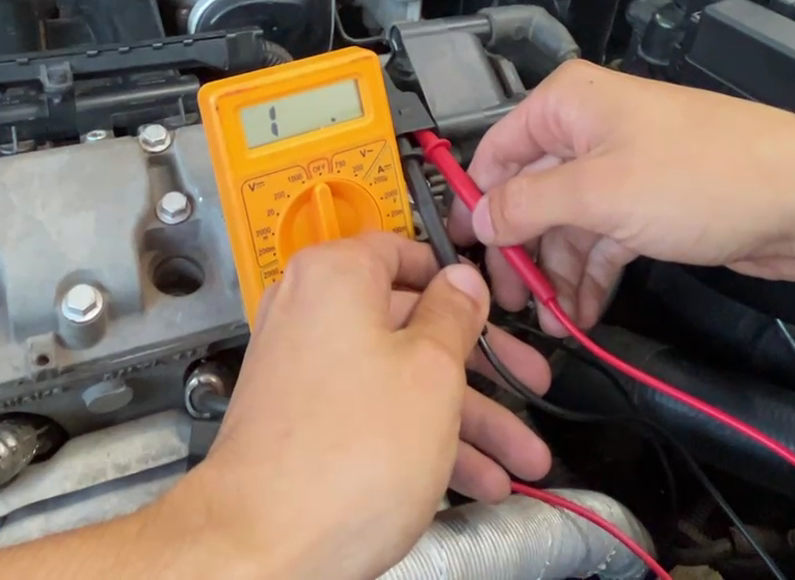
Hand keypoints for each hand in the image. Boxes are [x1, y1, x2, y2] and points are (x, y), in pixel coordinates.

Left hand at [162, 233, 552, 578]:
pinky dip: (420, 433)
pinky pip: (371, 407)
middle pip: (409, 320)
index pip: (402, 250)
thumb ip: (454, 314)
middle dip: (480, 365)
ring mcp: (303, 365)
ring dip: (465, 416)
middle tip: (529, 384)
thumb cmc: (348, 451)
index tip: (492, 304)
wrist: (264, 543)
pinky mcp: (301, 417)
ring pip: (397, 373)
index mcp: (335, 275)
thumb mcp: (430, 370)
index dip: (454, 278)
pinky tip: (476, 479)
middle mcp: (311, 309)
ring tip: (520, 459)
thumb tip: (461, 278)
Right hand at [450, 61, 794, 331]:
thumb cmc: (705, 177)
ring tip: (553, 319)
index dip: (479, 202)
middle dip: (521, 248)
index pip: (497, 152)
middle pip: (530, 192)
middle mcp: (588, 130)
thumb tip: (480, 217)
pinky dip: (588, 274)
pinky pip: (600, 239)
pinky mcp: (647, 203)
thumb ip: (527, 205)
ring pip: (565, 223)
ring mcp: (619, 168)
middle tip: (513, 298)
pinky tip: (580, 311)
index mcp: (568, 104)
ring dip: (556, 271)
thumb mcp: (599, 192)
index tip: (468, 252)